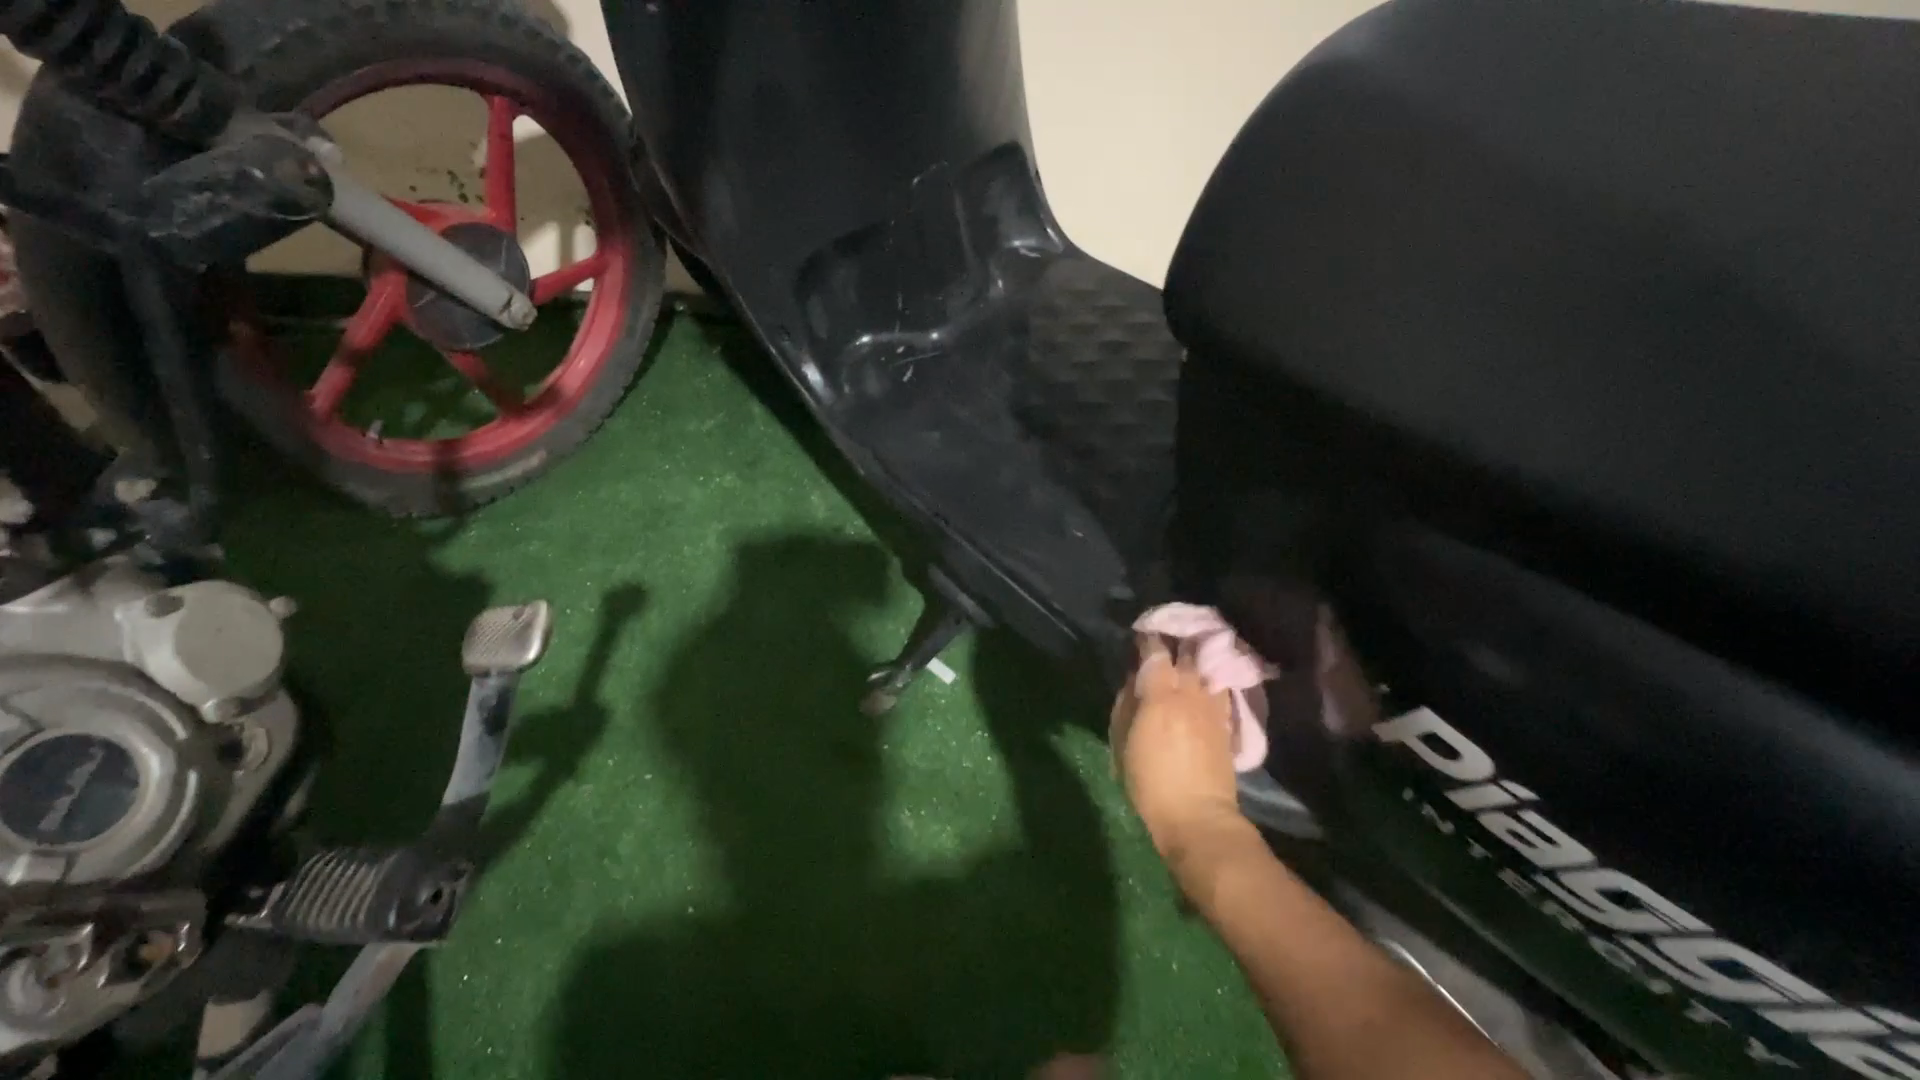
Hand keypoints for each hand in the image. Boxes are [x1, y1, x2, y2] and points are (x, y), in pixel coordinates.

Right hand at [1114, 635, 1250, 871]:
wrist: (1197, 816)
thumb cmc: (1150, 782)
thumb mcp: (1122, 743)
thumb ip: (1127, 704)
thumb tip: (1134, 682)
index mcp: (1161, 694)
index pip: (1156, 652)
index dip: (1148, 638)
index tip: (1141, 631)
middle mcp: (1191, 692)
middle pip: (1187, 654)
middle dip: (1177, 641)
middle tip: (1166, 635)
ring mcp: (1213, 707)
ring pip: (1206, 669)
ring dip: (1197, 657)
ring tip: (1188, 652)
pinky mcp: (1226, 723)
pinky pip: (1218, 689)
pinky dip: (1210, 679)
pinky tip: (1204, 681)